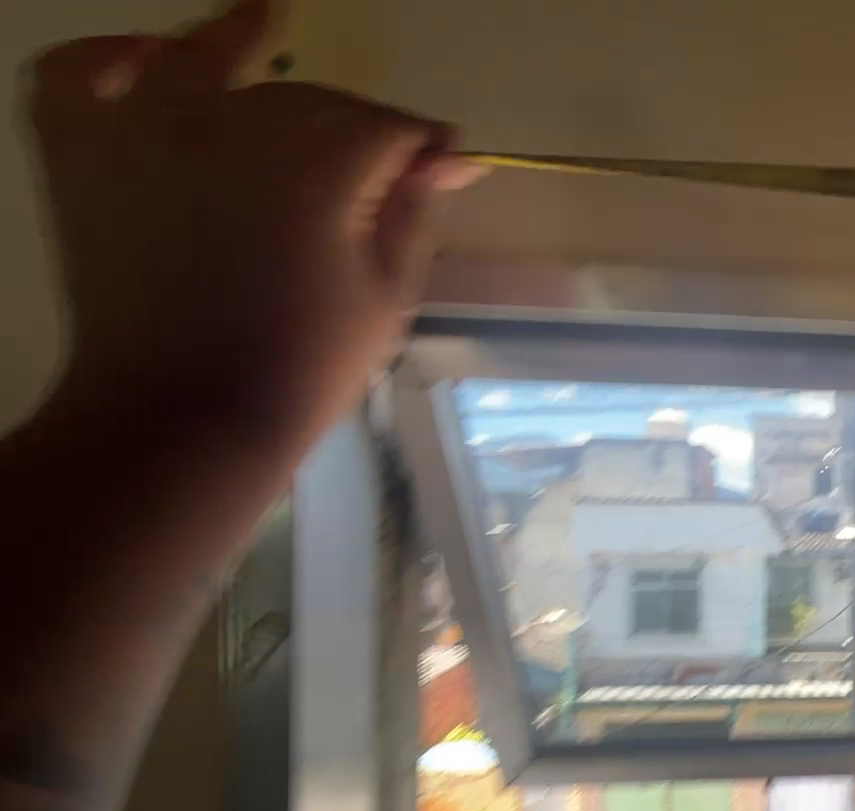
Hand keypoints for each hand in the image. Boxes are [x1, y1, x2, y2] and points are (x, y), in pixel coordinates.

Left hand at [25, 0, 481, 437]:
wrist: (192, 405)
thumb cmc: (312, 358)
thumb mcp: (391, 290)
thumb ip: (414, 211)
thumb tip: (449, 158)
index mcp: (311, 173)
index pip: (383, 126)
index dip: (425, 137)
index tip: (454, 156)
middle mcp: (222, 130)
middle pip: (309, 94)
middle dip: (360, 114)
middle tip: (394, 149)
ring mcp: (139, 130)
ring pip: (210, 65)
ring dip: (245, 43)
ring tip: (268, 16)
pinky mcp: (77, 148)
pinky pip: (83, 69)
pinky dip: (118, 52)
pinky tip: (155, 52)